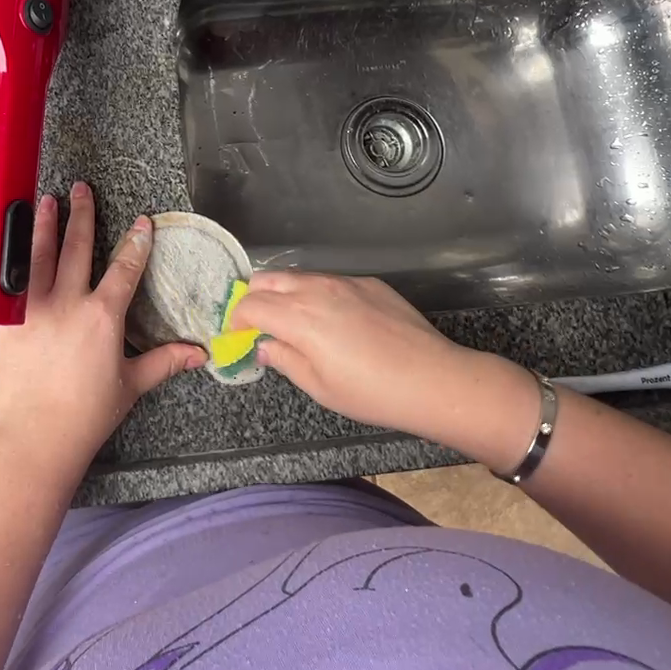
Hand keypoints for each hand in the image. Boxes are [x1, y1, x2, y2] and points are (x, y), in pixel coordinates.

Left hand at [0, 182, 206, 472]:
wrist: (37, 433)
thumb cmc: (87, 413)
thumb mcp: (132, 384)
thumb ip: (165, 361)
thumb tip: (201, 353)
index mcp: (103, 315)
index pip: (125, 269)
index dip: (136, 243)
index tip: (142, 222)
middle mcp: (69, 302)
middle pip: (78, 248)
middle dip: (83, 215)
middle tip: (82, 189)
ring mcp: (35, 308)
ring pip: (40, 255)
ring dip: (45, 225)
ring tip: (47, 201)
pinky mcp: (9, 319)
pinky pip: (11, 280)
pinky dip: (13, 258)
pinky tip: (12, 243)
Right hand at [230, 271, 540, 469]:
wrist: (434, 379)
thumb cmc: (371, 392)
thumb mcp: (318, 387)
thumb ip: (284, 359)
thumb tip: (264, 345)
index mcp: (298, 316)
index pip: (249, 305)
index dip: (236, 321)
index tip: (238, 338)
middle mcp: (315, 288)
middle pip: (266, 280)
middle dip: (254, 299)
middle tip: (259, 326)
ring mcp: (343, 281)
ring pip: (297, 276)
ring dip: (284, 293)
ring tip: (294, 322)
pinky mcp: (367, 282)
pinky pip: (329, 280)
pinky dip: (316, 294)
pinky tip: (335, 321)